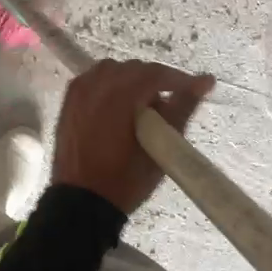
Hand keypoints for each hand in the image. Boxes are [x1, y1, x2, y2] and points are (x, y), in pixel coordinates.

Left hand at [50, 60, 213, 213]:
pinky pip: (92, 81)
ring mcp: (78, 94)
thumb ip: (181, 109)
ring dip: (130, 81)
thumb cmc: (125, 179)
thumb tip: (203, 82)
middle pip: (133, 70)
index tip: (198, 88)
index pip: (154, 74)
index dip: (178, 79)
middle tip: (168, 105)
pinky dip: (108, 85)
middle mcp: (96, 88)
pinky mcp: (68, 104)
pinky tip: (118, 106)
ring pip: (111, 71)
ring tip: (142, 107)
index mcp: (120, 97)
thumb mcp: (161, 147)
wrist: (81, 200)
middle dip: (154, 81)